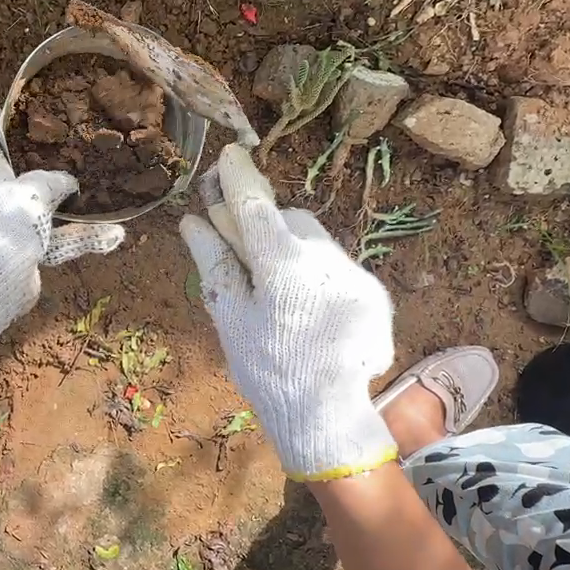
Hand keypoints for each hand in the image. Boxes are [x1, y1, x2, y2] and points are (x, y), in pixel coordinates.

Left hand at [0, 108, 125, 356]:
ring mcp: (7, 230)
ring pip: (41, 214)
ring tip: (94, 200)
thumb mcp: (34, 188)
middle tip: (54, 155)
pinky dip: (80, 239)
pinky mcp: (22, 255)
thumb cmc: (5, 218)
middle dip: (33, 170)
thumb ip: (52, 181)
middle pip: (13, 179)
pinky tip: (114, 237)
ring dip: (68, 211)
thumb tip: (67, 184)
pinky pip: (54, 241)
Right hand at [180, 144, 396, 480]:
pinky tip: (306, 310)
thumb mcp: (229, 316)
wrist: (327, 416)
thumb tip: (193, 221)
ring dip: (291, 250)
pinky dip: (315, 273)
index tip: (229, 153)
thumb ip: (214, 262)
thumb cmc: (266, 368)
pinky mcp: (376, 293)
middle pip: (288, 221)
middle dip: (264, 225)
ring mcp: (357, 276)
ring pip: (315, 241)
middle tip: (241, 248)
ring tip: (277, 292)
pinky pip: (336, 265)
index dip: (238, 178)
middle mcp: (327, 259)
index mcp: (284, 265)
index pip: (255, 206)